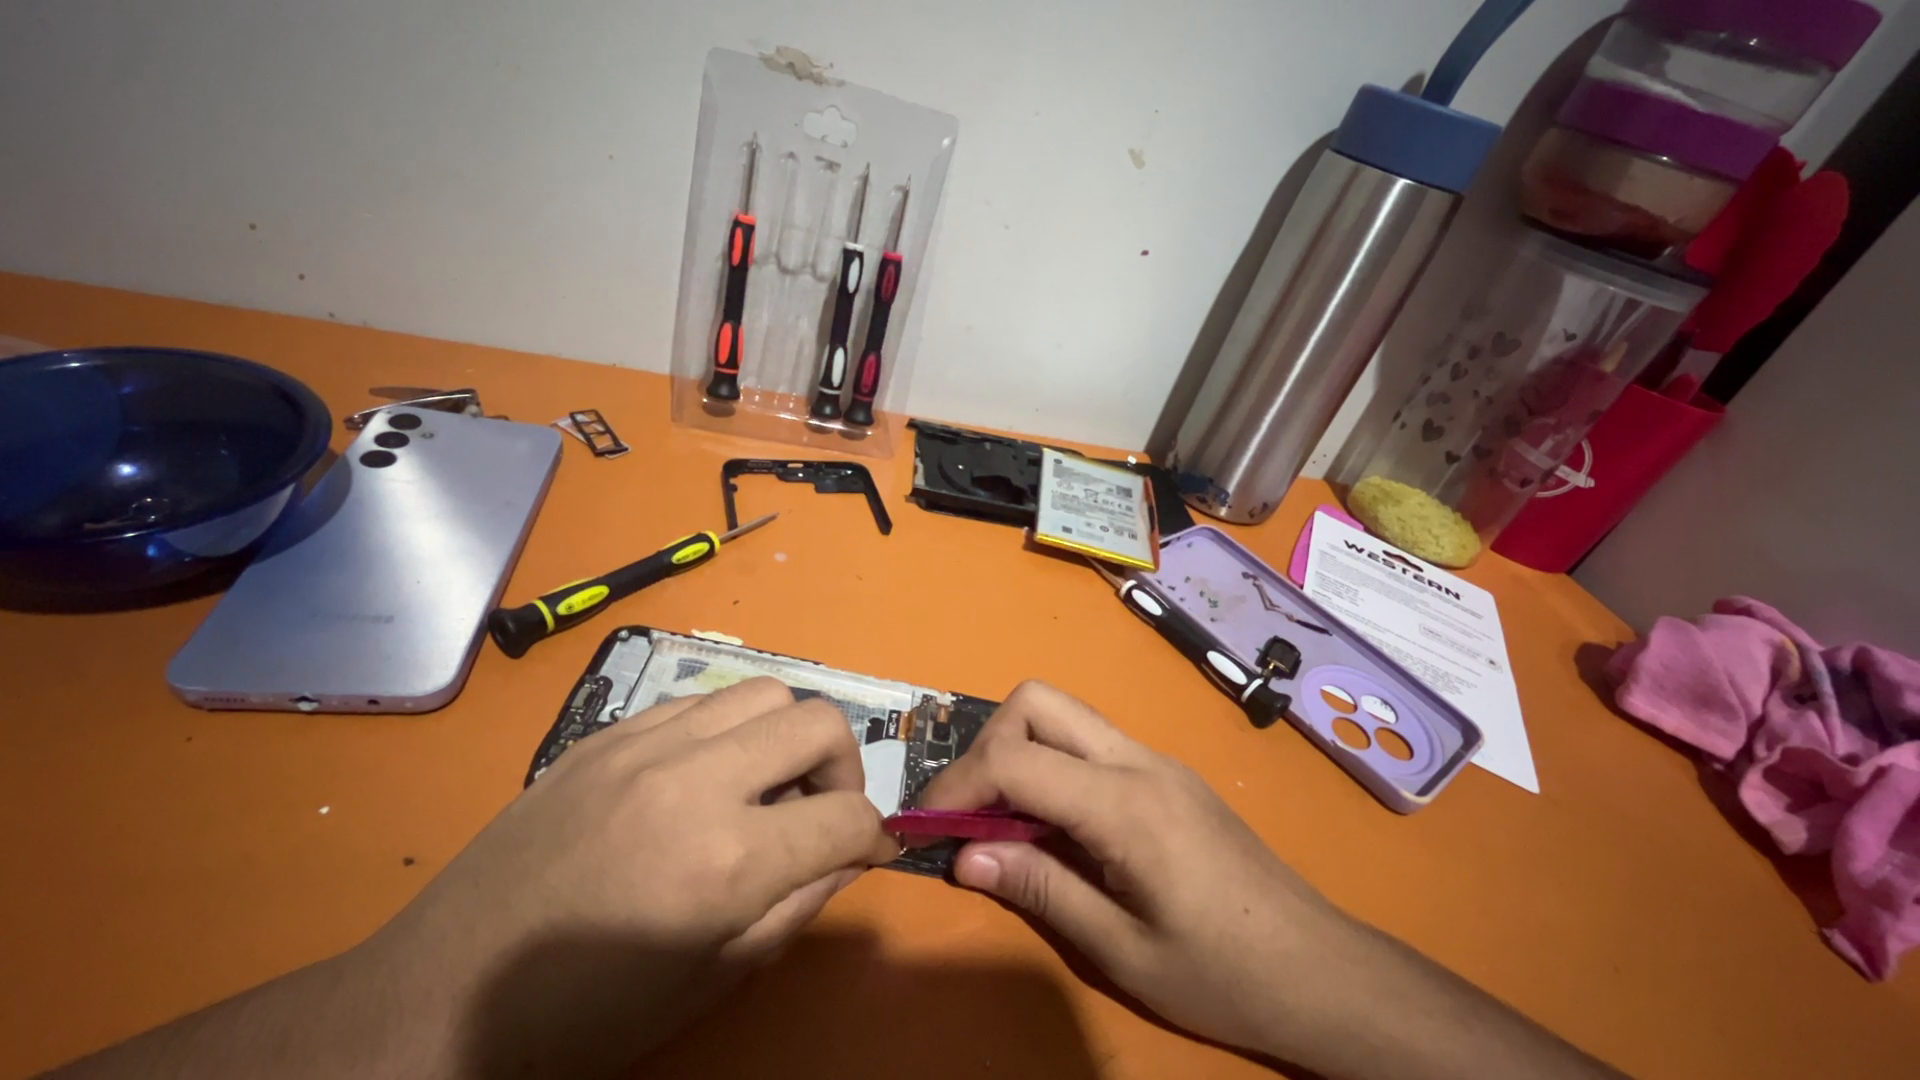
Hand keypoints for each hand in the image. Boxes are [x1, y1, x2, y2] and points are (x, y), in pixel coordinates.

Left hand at [366, 677, 898, 1074]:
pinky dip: (724, 731)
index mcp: (727, 860)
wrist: (446, 996)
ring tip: (761, 787)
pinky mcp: (603, 735)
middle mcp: (694, 780)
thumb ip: (800, 904)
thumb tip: (849, 852)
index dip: (875, 835)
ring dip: (784, 737)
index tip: (868, 850)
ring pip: (762, 692)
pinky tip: (700, 778)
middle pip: (819, 721)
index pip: (849, 816)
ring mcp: (643, 746)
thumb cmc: (590, 1015)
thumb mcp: (716, 977)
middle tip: (819, 812)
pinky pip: (696, 702)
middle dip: (844, 768)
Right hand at [919, 681, 1354, 1059]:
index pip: (1016, 757)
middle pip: (1039, 701)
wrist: (1322, 971)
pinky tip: (1053, 826)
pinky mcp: (1168, 776)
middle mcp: (1140, 762)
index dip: (957, 785)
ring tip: (1004, 822)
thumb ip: (1039, 889)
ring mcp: (1158, 762)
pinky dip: (1052, 766)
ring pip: (1065, 715)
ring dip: (1019, 752)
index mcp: (1126, 804)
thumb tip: (963, 856)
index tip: (926, 827)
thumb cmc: (1222, 973)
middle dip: (988, 746)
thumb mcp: (1120, 949)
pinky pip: (1091, 744)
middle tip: (971, 813)